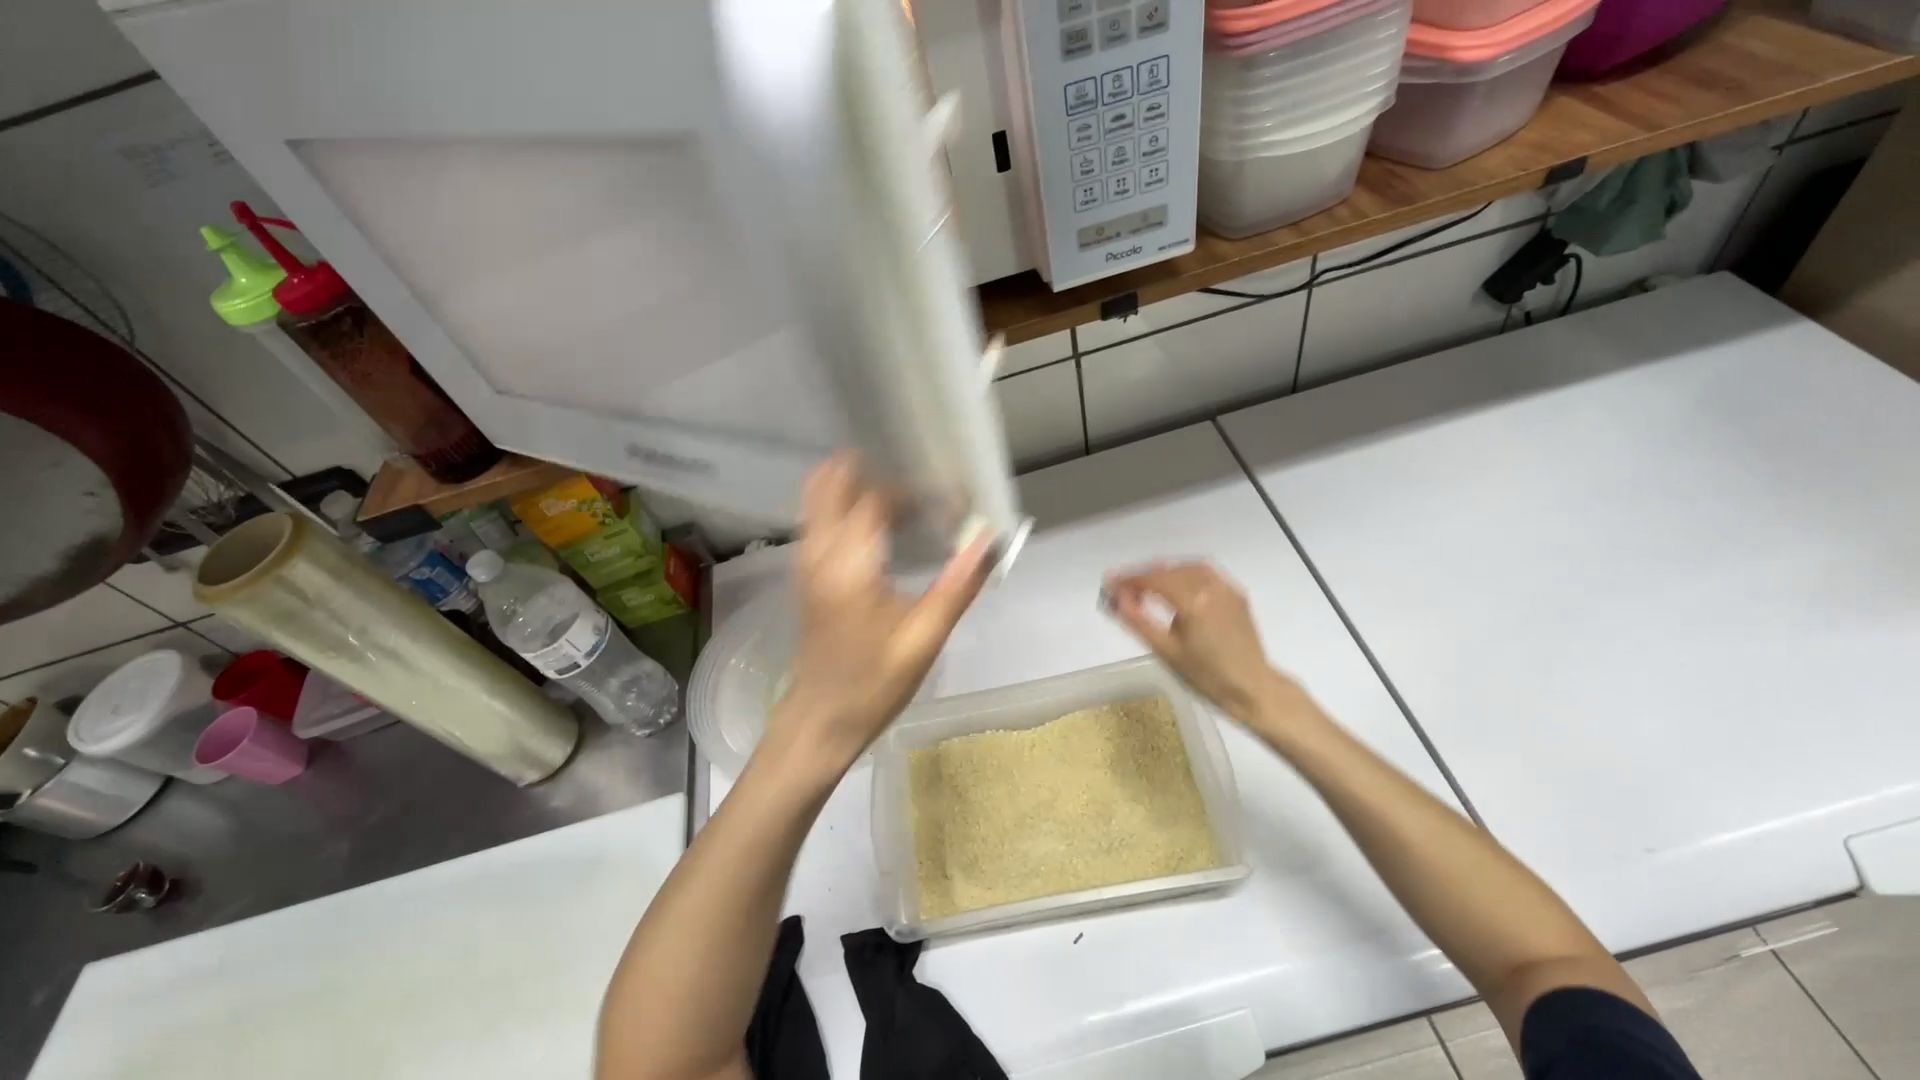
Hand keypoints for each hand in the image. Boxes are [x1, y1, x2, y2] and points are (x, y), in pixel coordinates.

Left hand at [763, 453, 993, 775]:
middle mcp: (818, 551)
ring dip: (858, 487)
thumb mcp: (924, 639)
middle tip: (918, 491)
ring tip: (905, 506)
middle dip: (876, 473)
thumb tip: (989, 538)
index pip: (877, 500)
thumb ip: (958, 585)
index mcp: (848, 564)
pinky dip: (845, 506)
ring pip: (819, 495)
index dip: (915, 494)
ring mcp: (805, 559)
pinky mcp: (805, 572)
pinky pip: (819, 517)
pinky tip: (883, 529)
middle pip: (832, 480)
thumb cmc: (874, 684)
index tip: (951, 506)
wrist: (820, 720)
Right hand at [1103, 561, 1314, 730]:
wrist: (1252, 688)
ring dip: (1163, 571)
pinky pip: (1206, 573)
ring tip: (1145, 585)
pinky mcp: (1236, 594)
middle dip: (1143, 575)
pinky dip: (1184, 573)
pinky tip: (1176, 585)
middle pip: (1168, 570)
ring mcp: (1227, 588)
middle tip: (1123, 588)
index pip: (1153, 580)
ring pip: (1187, 567)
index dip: (1128, 579)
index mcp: (1193, 602)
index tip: (1109, 584)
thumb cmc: (1206, 676)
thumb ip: (1138, 621)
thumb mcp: (1166, 652)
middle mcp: (1211, 587)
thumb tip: (1116, 598)